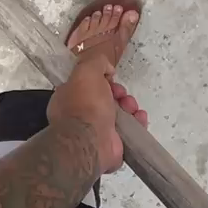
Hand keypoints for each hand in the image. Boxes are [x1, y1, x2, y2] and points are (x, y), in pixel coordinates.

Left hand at [46, 52, 147, 174]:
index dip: (102, 80)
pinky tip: (139, 118)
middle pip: (106, 98)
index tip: (110, 79)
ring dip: (130, 106)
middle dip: (119, 93)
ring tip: (131, 108)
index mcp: (68, 99)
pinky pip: (128, 130)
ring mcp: (96, 131)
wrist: (91, 141)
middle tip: (121, 95)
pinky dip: (137, 122)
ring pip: (119, 113)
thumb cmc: (85, 105)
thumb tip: (107, 69)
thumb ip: (96, 63)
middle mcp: (80, 116)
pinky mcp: (112, 144)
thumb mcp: (86, 72)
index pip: (87, 86)